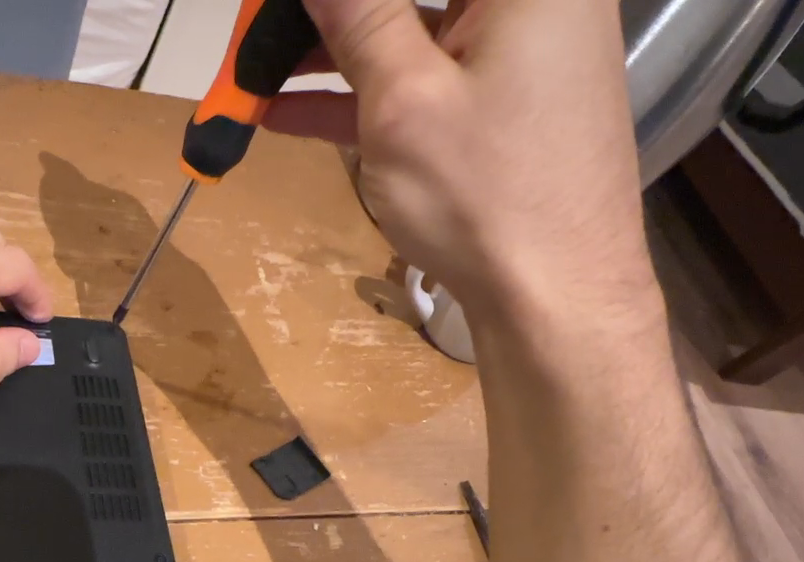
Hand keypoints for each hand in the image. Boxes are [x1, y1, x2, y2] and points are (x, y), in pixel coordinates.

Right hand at [264, 0, 659, 326]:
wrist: (552, 292)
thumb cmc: (482, 191)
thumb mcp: (404, 101)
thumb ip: (361, 18)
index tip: (275, 11)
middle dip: (331, 13)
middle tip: (258, 33)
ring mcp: (511, 51)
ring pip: (405, 31)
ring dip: (328, 52)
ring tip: (251, 73)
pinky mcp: (491, 103)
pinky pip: (414, 79)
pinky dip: (353, 94)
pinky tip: (284, 110)